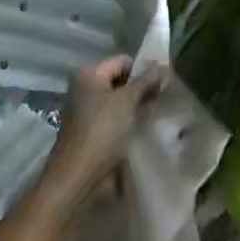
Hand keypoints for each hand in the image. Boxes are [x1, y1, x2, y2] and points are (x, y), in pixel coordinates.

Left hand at [38, 55, 165, 211]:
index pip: (123, 61)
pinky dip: (126, 121)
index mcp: (89, 75)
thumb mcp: (128, 101)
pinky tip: (140, 129)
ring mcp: (84, 111)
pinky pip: (112, 118)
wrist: (75, 179)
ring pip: (117, 101)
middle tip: (160, 99)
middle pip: (120, 81)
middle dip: (141, 88)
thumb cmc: (102, 132)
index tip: (162, 83)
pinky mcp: (88, 132)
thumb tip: (163, 64)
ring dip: (135, 106)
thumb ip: (146, 81)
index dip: (143, 69)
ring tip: (153, 114)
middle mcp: (84, 89)